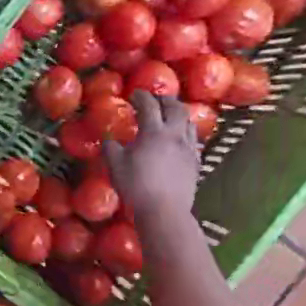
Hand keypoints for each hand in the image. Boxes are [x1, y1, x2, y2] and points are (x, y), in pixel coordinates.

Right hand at [103, 91, 198, 218]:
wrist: (164, 210)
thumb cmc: (136, 186)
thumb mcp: (115, 165)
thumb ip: (111, 148)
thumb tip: (110, 141)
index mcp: (153, 131)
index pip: (148, 105)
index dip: (141, 96)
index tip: (134, 95)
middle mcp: (174, 134)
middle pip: (176, 107)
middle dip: (165, 100)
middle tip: (156, 101)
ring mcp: (188, 148)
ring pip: (189, 122)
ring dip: (179, 115)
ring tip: (170, 117)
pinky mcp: (195, 162)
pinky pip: (193, 140)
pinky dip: (185, 133)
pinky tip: (179, 141)